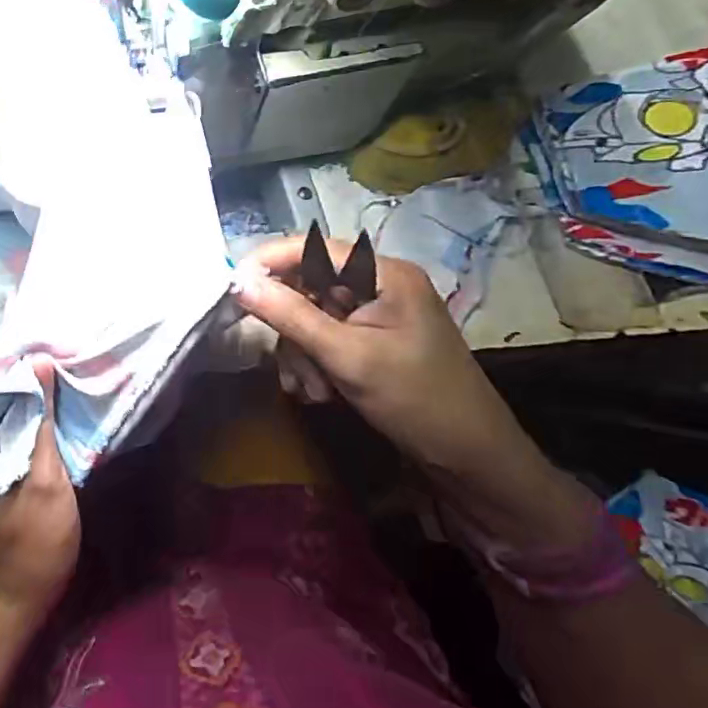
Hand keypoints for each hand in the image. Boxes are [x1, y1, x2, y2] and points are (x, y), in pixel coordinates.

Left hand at [0, 359, 80, 615]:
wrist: (30, 585)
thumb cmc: (36, 534)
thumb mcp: (45, 474)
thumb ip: (40, 418)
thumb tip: (38, 362)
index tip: (16, 337)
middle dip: (10, 374)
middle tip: (36, 342)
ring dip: (20, 391)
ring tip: (41, 360)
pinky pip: (8, 425)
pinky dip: (24, 411)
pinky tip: (43, 395)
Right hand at [235, 237, 595, 551]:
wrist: (473, 460)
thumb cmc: (416, 401)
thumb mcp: (346, 357)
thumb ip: (290, 315)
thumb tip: (238, 281)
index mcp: (383, 273)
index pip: (312, 248)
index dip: (268, 263)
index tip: (233, 290)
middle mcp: (378, 282)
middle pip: (307, 283)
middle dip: (291, 327)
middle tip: (290, 365)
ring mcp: (375, 311)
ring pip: (310, 314)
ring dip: (301, 352)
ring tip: (312, 390)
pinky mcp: (371, 337)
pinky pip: (324, 335)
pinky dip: (313, 361)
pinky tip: (319, 392)